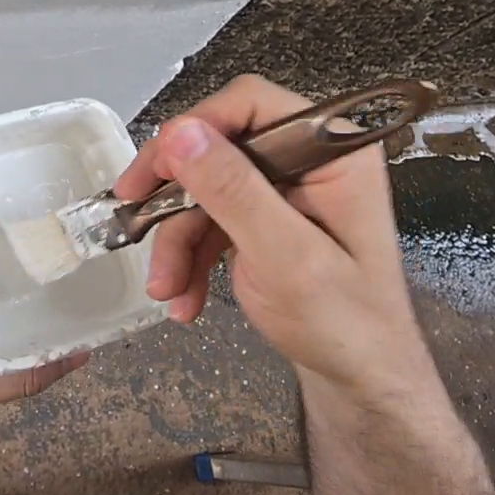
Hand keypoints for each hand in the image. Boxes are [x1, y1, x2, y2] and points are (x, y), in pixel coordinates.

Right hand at [114, 75, 435, 402]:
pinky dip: (188, 255)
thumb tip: (179, 132)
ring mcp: (282, 188)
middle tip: (132, 215)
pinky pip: (209, 217)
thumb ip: (233, 191)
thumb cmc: (344, 325)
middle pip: (216, 145)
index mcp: (332, 150)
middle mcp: (305, 158)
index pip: (251, 104)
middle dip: (175, 195)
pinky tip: (183, 297)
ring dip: (176, 238)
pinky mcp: (262, 216)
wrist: (362, 390)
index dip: (198, 126)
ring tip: (166, 289)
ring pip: (203, 186)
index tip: (157, 168)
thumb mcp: (286, 258)